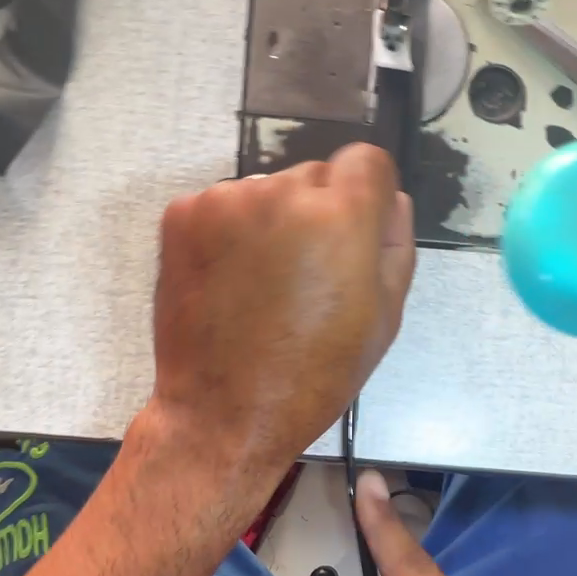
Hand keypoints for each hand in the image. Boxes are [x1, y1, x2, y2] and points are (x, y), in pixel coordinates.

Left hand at [144, 144, 415, 488]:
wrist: (225, 414)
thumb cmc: (313, 378)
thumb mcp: (381, 322)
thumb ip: (395, 248)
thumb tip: (393, 201)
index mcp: (341, 217)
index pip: (367, 161)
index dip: (367, 198)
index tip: (353, 237)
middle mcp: (282, 192)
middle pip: (313, 178)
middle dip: (316, 216)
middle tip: (304, 279)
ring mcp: (224, 201)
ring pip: (265, 194)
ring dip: (270, 225)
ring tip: (263, 289)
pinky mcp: (181, 217)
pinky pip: (221, 209)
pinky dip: (229, 236)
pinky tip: (229, 285)